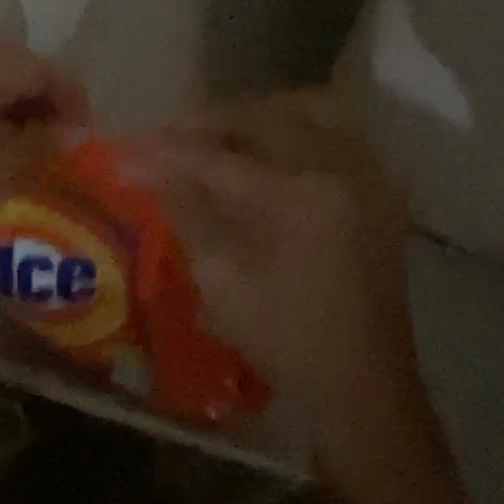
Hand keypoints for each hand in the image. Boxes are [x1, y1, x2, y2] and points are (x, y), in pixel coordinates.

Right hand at [140, 92, 415, 408]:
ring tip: (212, 140)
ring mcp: (368, 182)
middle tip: (165, 138)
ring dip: (249, 121)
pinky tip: (262, 155)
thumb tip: (146, 167)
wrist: (363, 387)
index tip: (122, 149)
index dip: (163, 152)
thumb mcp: (219, 277)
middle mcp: (340, 174)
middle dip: (205, 123)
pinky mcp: (380, 196)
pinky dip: (290, 134)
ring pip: (302, 117)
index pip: (214, 158)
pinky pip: (332, 138)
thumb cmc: (283, 338)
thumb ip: (185, 210)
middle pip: (260, 119)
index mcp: (299, 199)